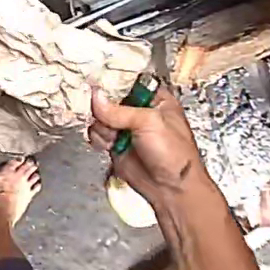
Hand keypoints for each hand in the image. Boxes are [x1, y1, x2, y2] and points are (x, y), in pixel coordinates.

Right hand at [91, 86, 204, 210]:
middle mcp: (137, 110)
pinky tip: (110, 145)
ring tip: (114, 136)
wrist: (171, 190)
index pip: (127, 80)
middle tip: (102, 112)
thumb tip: (94, 96)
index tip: (96, 80)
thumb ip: (119, 110)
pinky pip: (96, 133)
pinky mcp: (114, 142)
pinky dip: (98, 138)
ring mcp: (124, 127)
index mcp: (154, 98)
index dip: (111, 80)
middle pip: (107, 97)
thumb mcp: (149, 123)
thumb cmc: (174, 153)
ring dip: (102, 125)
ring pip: (98, 115)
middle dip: (101, 105)